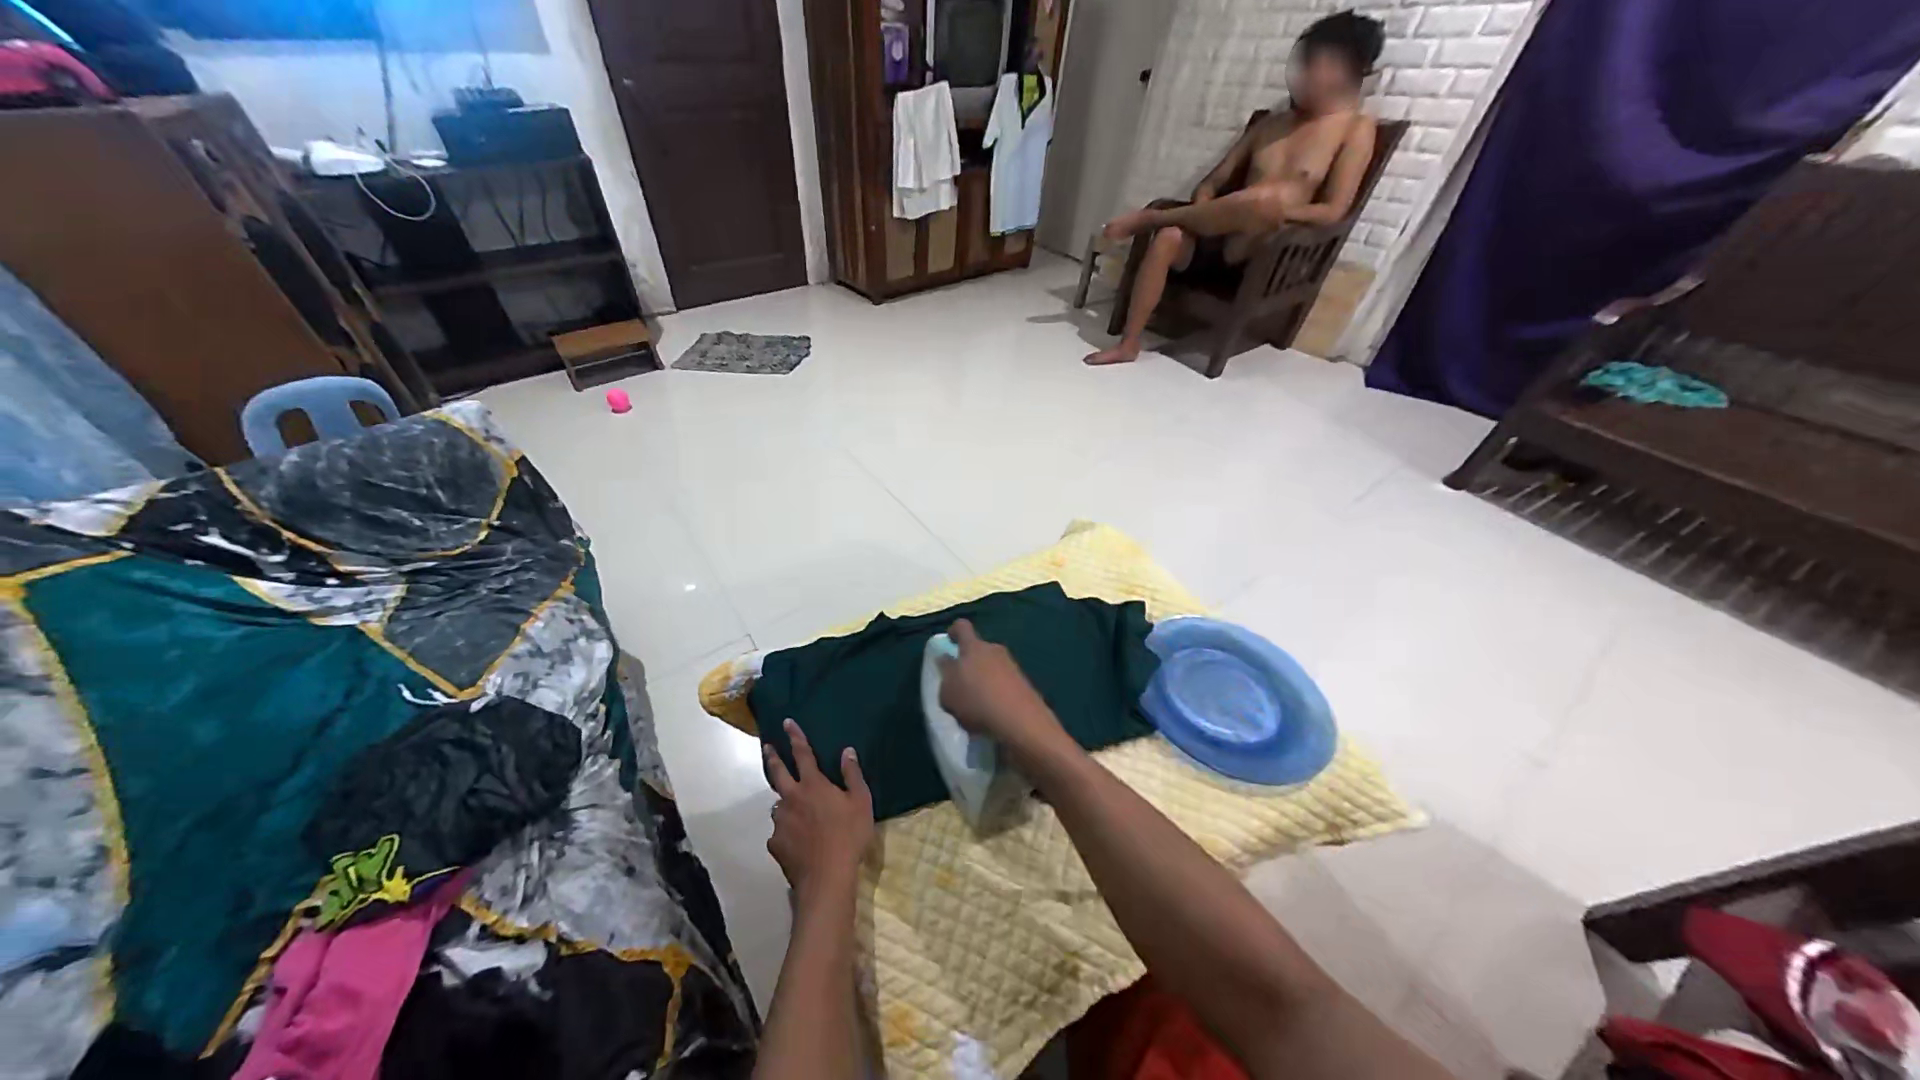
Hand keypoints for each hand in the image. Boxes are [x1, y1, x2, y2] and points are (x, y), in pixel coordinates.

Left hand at [765, 719, 873, 903]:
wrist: (827, 876)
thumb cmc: (849, 835)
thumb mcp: (861, 801)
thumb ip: (852, 775)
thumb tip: (847, 751)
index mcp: (813, 785)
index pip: (803, 754)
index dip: (795, 737)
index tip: (787, 723)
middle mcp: (792, 798)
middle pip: (778, 773)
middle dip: (772, 757)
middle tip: (767, 747)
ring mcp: (781, 822)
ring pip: (778, 805)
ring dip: (784, 802)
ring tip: (792, 808)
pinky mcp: (775, 843)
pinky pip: (779, 832)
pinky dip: (786, 830)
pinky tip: (796, 840)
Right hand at [936, 619, 1073, 764]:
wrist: (1021, 722)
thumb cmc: (976, 701)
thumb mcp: (947, 691)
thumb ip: (945, 672)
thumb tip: (946, 659)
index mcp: (974, 646)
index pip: (962, 627)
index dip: (953, 632)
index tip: (948, 642)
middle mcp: (995, 651)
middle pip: (979, 649)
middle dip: (969, 662)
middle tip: (959, 682)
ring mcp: (1013, 667)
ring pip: (992, 668)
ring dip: (983, 680)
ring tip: (974, 704)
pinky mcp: (1024, 685)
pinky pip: (1003, 684)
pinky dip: (996, 694)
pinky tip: (990, 713)